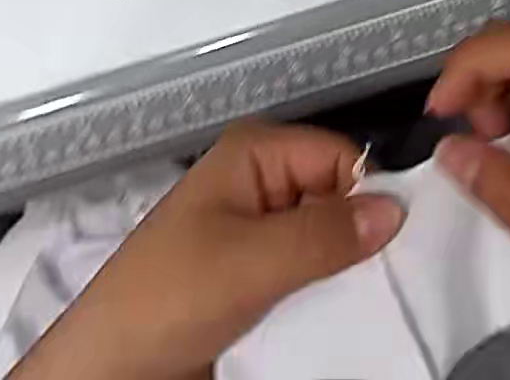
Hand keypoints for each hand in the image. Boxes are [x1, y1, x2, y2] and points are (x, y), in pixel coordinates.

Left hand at [11, 122, 405, 379]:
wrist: (112, 368)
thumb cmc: (171, 295)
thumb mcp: (249, 262)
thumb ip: (323, 235)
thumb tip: (396, 209)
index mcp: (257, 151)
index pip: (338, 156)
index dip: (369, 193)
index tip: (397, 245)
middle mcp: (264, 178)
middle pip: (336, 192)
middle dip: (362, 232)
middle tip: (395, 279)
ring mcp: (261, 225)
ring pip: (327, 233)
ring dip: (347, 266)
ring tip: (373, 300)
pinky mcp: (259, 268)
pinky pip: (310, 266)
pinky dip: (329, 287)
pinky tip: (344, 311)